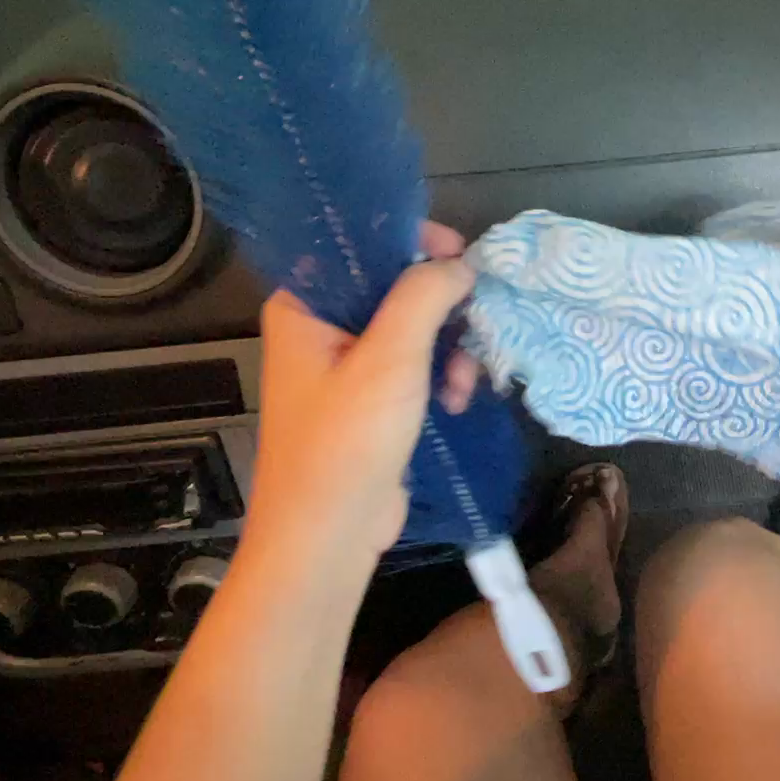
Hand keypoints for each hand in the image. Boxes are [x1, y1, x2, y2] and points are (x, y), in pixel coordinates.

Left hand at [249, 223, 474, 565]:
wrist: (327, 537)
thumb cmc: (346, 442)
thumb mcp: (390, 358)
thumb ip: (424, 297)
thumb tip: (459, 264)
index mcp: (305, 305)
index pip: (360, 246)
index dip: (412, 243)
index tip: (459, 255)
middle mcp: (322, 328)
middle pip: (394, 289)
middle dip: (441, 310)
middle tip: (473, 322)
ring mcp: (347, 367)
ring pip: (412, 330)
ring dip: (448, 349)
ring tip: (462, 382)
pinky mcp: (371, 401)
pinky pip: (414, 367)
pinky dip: (439, 378)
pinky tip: (456, 401)